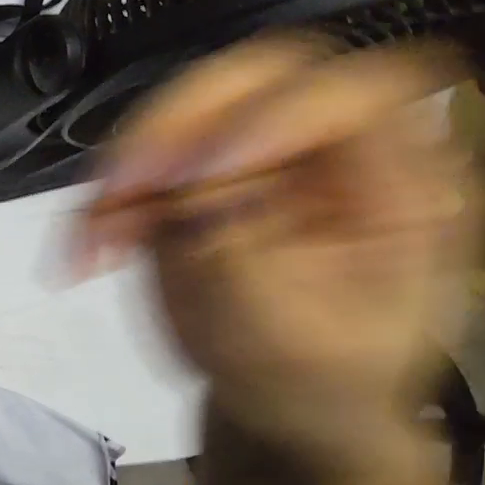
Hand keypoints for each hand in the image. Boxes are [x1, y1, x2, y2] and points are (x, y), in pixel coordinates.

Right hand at [75, 36, 484, 459]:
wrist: (276, 403)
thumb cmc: (313, 382)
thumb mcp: (292, 334)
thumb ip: (245, 252)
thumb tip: (194, 184)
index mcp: (399, 182)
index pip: (352, 95)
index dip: (273, 115)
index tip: (198, 178)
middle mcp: (324, 150)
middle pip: (247, 81)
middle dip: (170, 128)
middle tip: (122, 188)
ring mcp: (250, 156)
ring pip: (172, 113)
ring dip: (118, 170)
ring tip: (92, 242)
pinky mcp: (188, 175)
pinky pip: (130, 159)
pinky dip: (97, 200)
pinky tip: (86, 250)